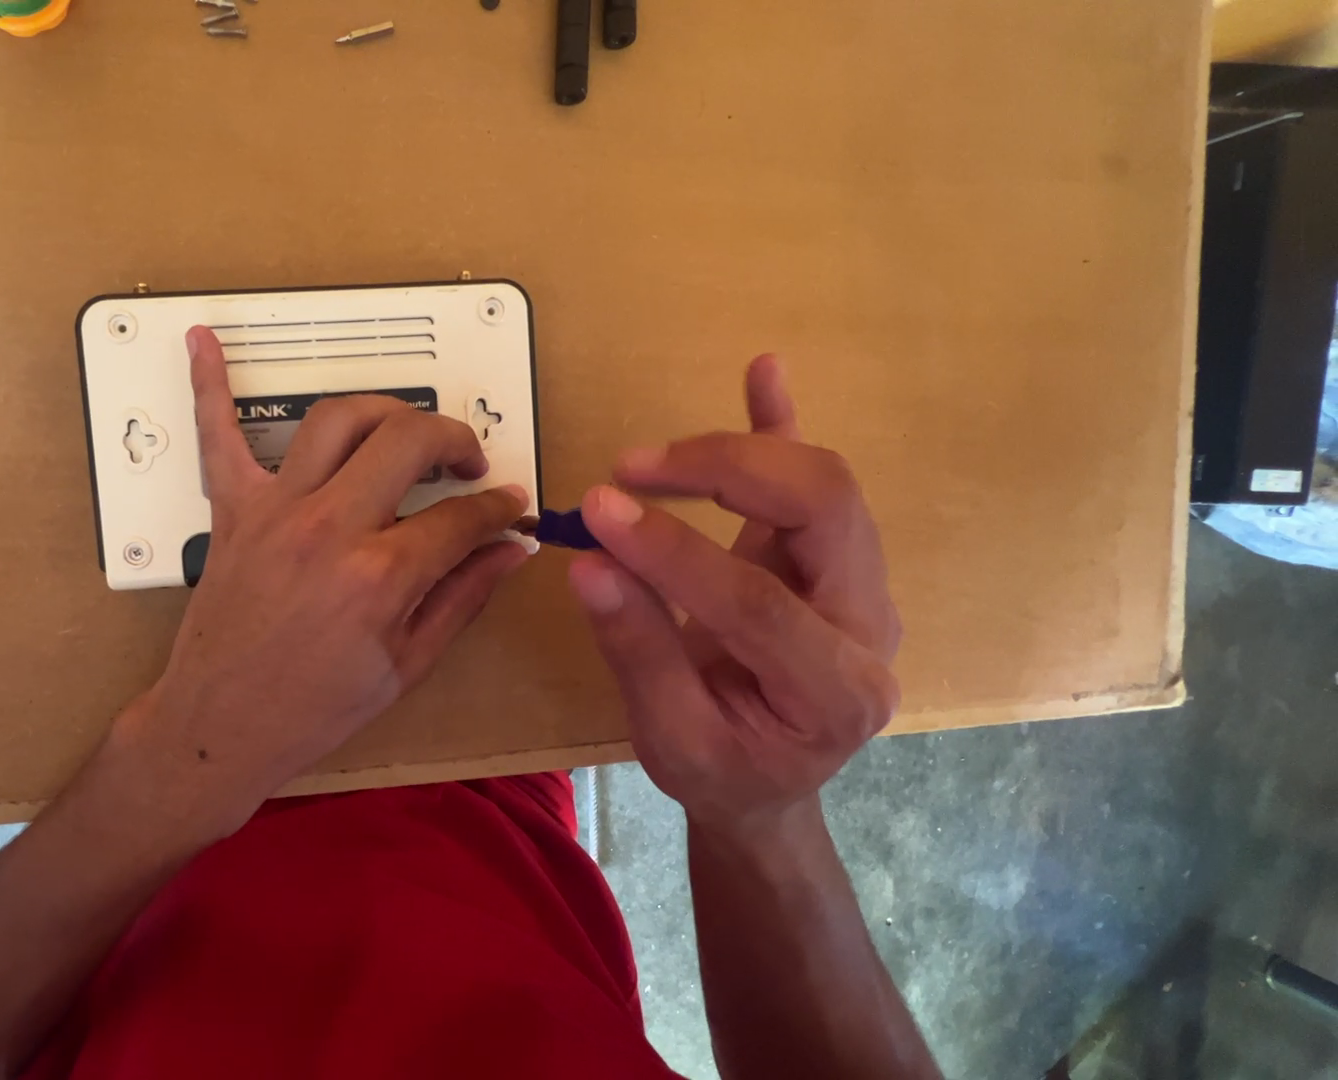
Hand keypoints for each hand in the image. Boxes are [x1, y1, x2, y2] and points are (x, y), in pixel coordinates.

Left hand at [135, 327, 530, 829]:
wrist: (219, 726)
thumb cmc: (310, 710)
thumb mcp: (406, 666)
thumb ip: (462, 597)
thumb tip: (509, 552)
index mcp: (378, 576)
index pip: (461, 517)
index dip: (498, 509)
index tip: (508, 508)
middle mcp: (328, 529)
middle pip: (409, 441)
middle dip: (455, 441)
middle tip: (467, 464)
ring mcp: (275, 511)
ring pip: (338, 418)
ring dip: (384, 409)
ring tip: (404, 427)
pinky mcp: (232, 509)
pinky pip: (218, 434)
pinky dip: (210, 384)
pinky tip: (203, 339)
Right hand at [567, 355, 900, 832]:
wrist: (765, 780)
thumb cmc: (718, 769)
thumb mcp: (667, 735)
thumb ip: (636, 647)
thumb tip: (587, 560)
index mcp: (837, 691)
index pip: (757, 602)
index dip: (673, 551)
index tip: (596, 511)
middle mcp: (870, 624)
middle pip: (823, 507)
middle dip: (723, 471)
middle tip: (629, 472)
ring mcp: (858, 584)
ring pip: (821, 484)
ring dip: (733, 454)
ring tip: (646, 462)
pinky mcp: (828, 558)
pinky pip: (813, 482)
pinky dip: (784, 423)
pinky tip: (764, 371)